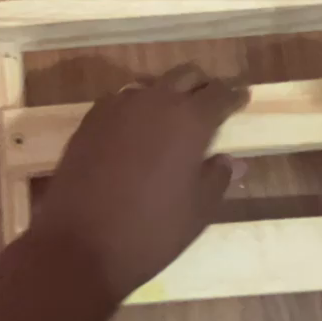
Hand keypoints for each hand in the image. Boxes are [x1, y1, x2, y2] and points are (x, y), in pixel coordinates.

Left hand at [26, 64, 248, 301]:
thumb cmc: (150, 232)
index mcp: (190, 120)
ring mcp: (116, 108)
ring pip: (150, 85)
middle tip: (211, 101)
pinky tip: (136, 128)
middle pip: (185, 76)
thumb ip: (217, 178)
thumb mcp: (197, 212)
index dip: (234, 96)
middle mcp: (154, 102)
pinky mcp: (88, 121)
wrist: (79, 244)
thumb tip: (232, 161)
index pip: (220, 94)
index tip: (242, 97)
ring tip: (173, 114)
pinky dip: (135, 107)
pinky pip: (119, 101)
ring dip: (166, 93)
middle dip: (202, 85)